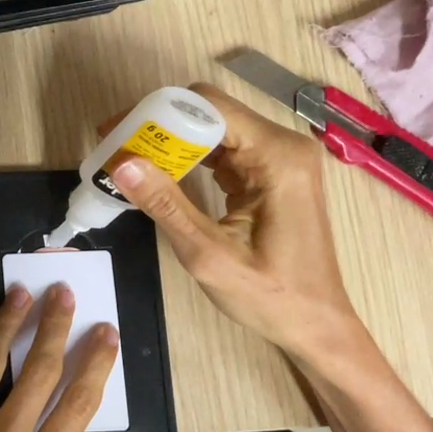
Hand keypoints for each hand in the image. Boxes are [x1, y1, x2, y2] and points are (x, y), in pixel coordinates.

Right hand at [112, 82, 364, 358]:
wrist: (316, 325)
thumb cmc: (271, 295)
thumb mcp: (208, 254)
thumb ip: (165, 204)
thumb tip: (121, 163)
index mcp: (277, 157)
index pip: (208, 106)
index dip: (156, 113)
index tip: (115, 134)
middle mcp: (284, 146)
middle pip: (209, 111)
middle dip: (158, 127)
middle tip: (116, 151)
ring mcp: (279, 158)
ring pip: (212, 128)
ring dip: (169, 143)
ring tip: (128, 163)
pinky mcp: (270, 173)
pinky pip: (221, 149)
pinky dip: (187, 158)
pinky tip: (158, 176)